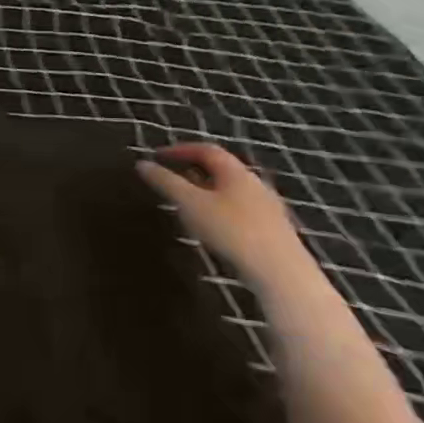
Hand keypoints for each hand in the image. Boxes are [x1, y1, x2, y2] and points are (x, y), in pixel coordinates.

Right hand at [137, 143, 318, 291]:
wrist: (281, 273)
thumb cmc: (231, 231)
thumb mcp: (189, 204)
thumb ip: (165, 182)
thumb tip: (142, 164)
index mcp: (236, 172)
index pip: (206, 149)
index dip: (179, 149)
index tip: (156, 156)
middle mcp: (255, 183)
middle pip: (221, 168)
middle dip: (192, 168)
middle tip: (169, 176)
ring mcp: (268, 206)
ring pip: (231, 189)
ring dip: (206, 189)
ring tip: (185, 201)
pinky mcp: (273, 229)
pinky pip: (240, 207)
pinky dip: (219, 206)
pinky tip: (211, 225)